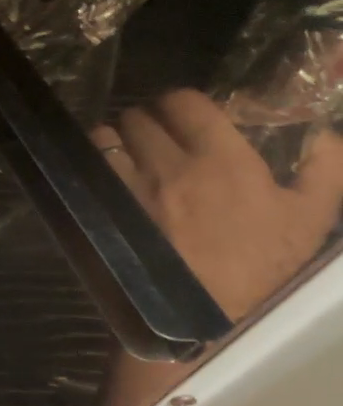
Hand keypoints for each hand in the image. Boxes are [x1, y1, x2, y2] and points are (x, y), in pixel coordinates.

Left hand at [93, 90, 342, 318]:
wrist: (202, 304)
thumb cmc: (262, 260)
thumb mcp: (312, 214)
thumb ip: (326, 168)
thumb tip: (328, 135)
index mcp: (223, 160)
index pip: (187, 105)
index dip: (180, 101)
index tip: (183, 109)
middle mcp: (169, 166)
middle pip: (140, 118)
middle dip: (145, 117)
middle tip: (153, 129)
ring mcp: (129, 186)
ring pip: (104, 138)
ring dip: (112, 135)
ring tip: (123, 145)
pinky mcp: (102, 208)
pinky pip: (87, 169)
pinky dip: (92, 161)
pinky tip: (103, 167)